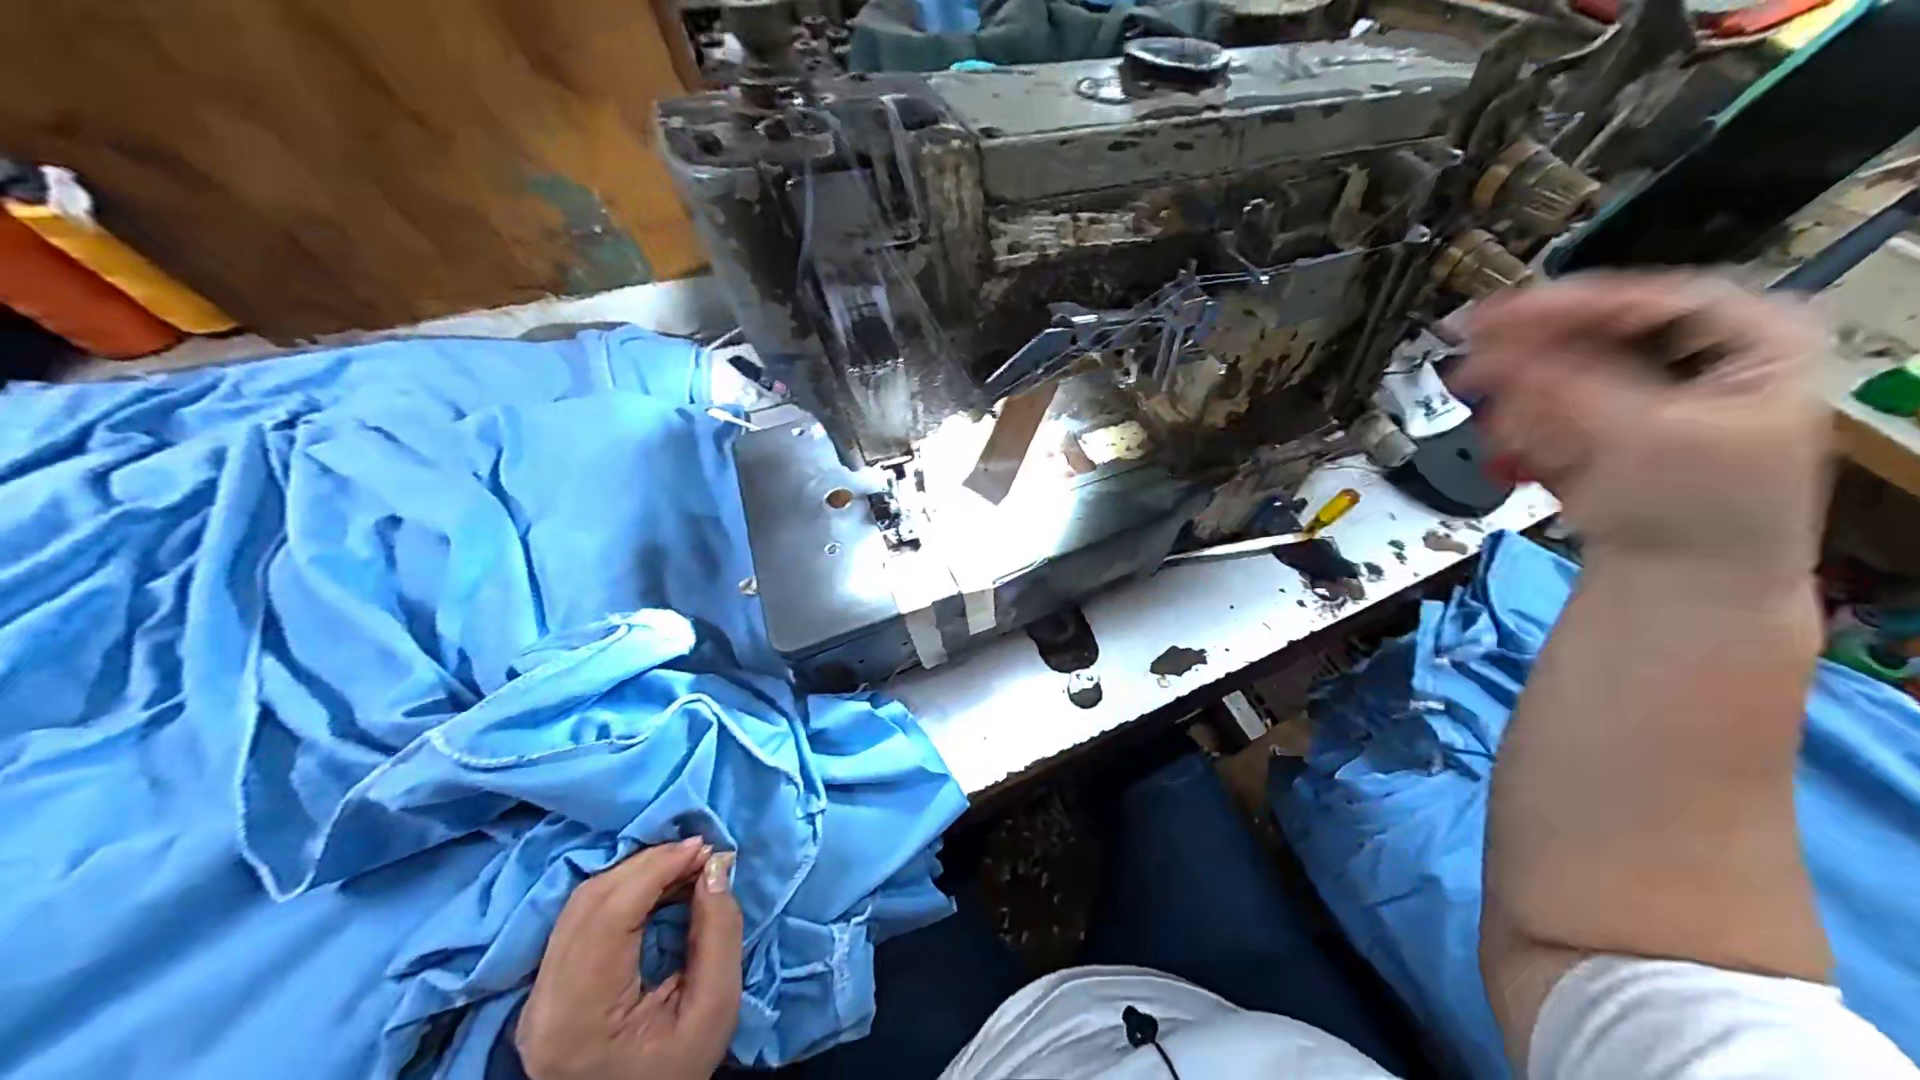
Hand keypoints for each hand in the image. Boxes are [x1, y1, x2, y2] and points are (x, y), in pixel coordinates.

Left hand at [516, 838, 742, 1079]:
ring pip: (580, 903)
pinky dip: (620, 890)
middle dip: (649, 863)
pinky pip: (578, 918)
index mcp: (578, 1016)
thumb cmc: (677, 1073)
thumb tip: (716, 865)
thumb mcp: (715, 1009)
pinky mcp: (542, 989)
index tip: (704, 847)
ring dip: (634, 872)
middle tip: (700, 852)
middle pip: (590, 901)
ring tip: (683, 864)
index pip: (609, 914)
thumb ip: (719, 933)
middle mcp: (542, 1002)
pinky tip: (656, 885)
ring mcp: (535, 996)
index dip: (657, 867)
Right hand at [1458, 273, 1828, 577]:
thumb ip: (1571, 387)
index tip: (1500, 316)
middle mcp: (1701, 358)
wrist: (1684, 584)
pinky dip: (1526, 427)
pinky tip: (1516, 452)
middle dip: (1532, 365)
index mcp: (1756, 341)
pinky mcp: (1605, 426)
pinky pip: (1553, 410)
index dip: (1572, 307)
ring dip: (1523, 404)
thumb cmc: (1701, 515)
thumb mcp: (1644, 438)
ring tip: (1506, 436)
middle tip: (1471, 368)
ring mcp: (1648, 394)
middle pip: (1597, 338)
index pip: (1652, 300)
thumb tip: (1502, 351)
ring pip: (1564, 376)